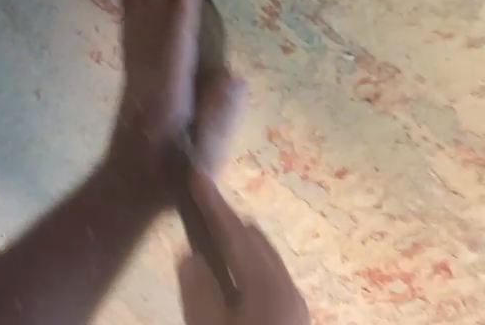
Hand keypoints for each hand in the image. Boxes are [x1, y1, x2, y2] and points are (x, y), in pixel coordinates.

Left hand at [110, 0, 245, 174]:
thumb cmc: (173, 179)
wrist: (126, 192)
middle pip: (153, 20)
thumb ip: (218, 118)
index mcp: (169, 92)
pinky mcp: (132, 77)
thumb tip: (236, 77)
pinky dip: (128, 9)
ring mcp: (137, 73)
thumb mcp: (204, 158)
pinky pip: (129, 34)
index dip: (182, 4)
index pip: (177, 39)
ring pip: (139, 21)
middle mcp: (149, 75)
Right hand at [178, 172, 308, 324]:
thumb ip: (199, 291)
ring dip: (238, 244)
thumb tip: (189, 255)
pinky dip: (248, 266)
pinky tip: (231, 280)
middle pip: (254, 237)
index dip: (212, 201)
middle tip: (198, 210)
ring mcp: (296, 302)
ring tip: (211, 242)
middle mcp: (289, 284)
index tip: (195, 174)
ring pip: (264, 257)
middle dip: (226, 221)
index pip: (235, 231)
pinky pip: (270, 276)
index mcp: (269, 282)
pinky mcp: (294, 317)